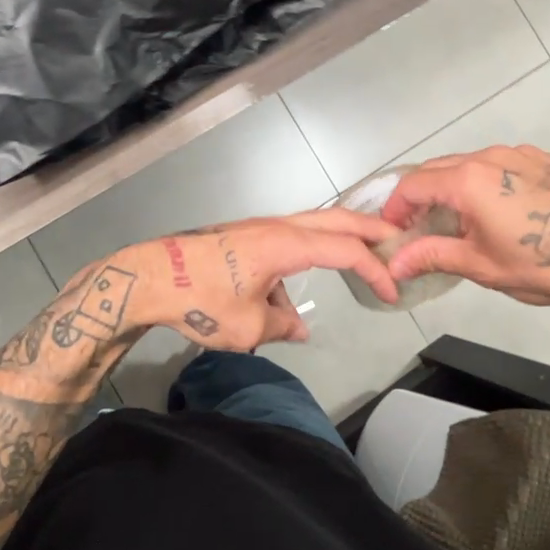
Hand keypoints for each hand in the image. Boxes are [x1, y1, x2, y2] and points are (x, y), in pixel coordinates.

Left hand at [105, 210, 401, 350]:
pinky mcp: (243, 238)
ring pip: (309, 231)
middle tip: (400, 240)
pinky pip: (283, 246)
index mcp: (285, 243)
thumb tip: (297, 330)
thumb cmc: (201, 301)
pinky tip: (280, 309)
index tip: (392, 290)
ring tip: (348, 276)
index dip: (375, 268)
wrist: (149, 279)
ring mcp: (258, 229)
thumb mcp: (248, 327)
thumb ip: (282, 327)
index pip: (345, 250)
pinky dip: (297, 267)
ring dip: (332, 249)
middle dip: (370, 229)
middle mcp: (276, 226)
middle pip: (335, 219)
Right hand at [378, 145, 549, 317]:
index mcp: (468, 181)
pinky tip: (493, 211)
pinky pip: (498, 164)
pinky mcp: (543, 160)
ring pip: (467, 164)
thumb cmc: (544, 266)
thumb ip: (431, 256)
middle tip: (417, 229)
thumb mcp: (481, 266)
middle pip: (437, 169)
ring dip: (451, 188)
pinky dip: (482, 182)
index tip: (392, 232)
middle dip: (420, 197)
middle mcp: (489, 157)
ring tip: (455, 222)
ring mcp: (518, 154)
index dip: (394, 209)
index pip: (412, 185)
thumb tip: (393, 264)